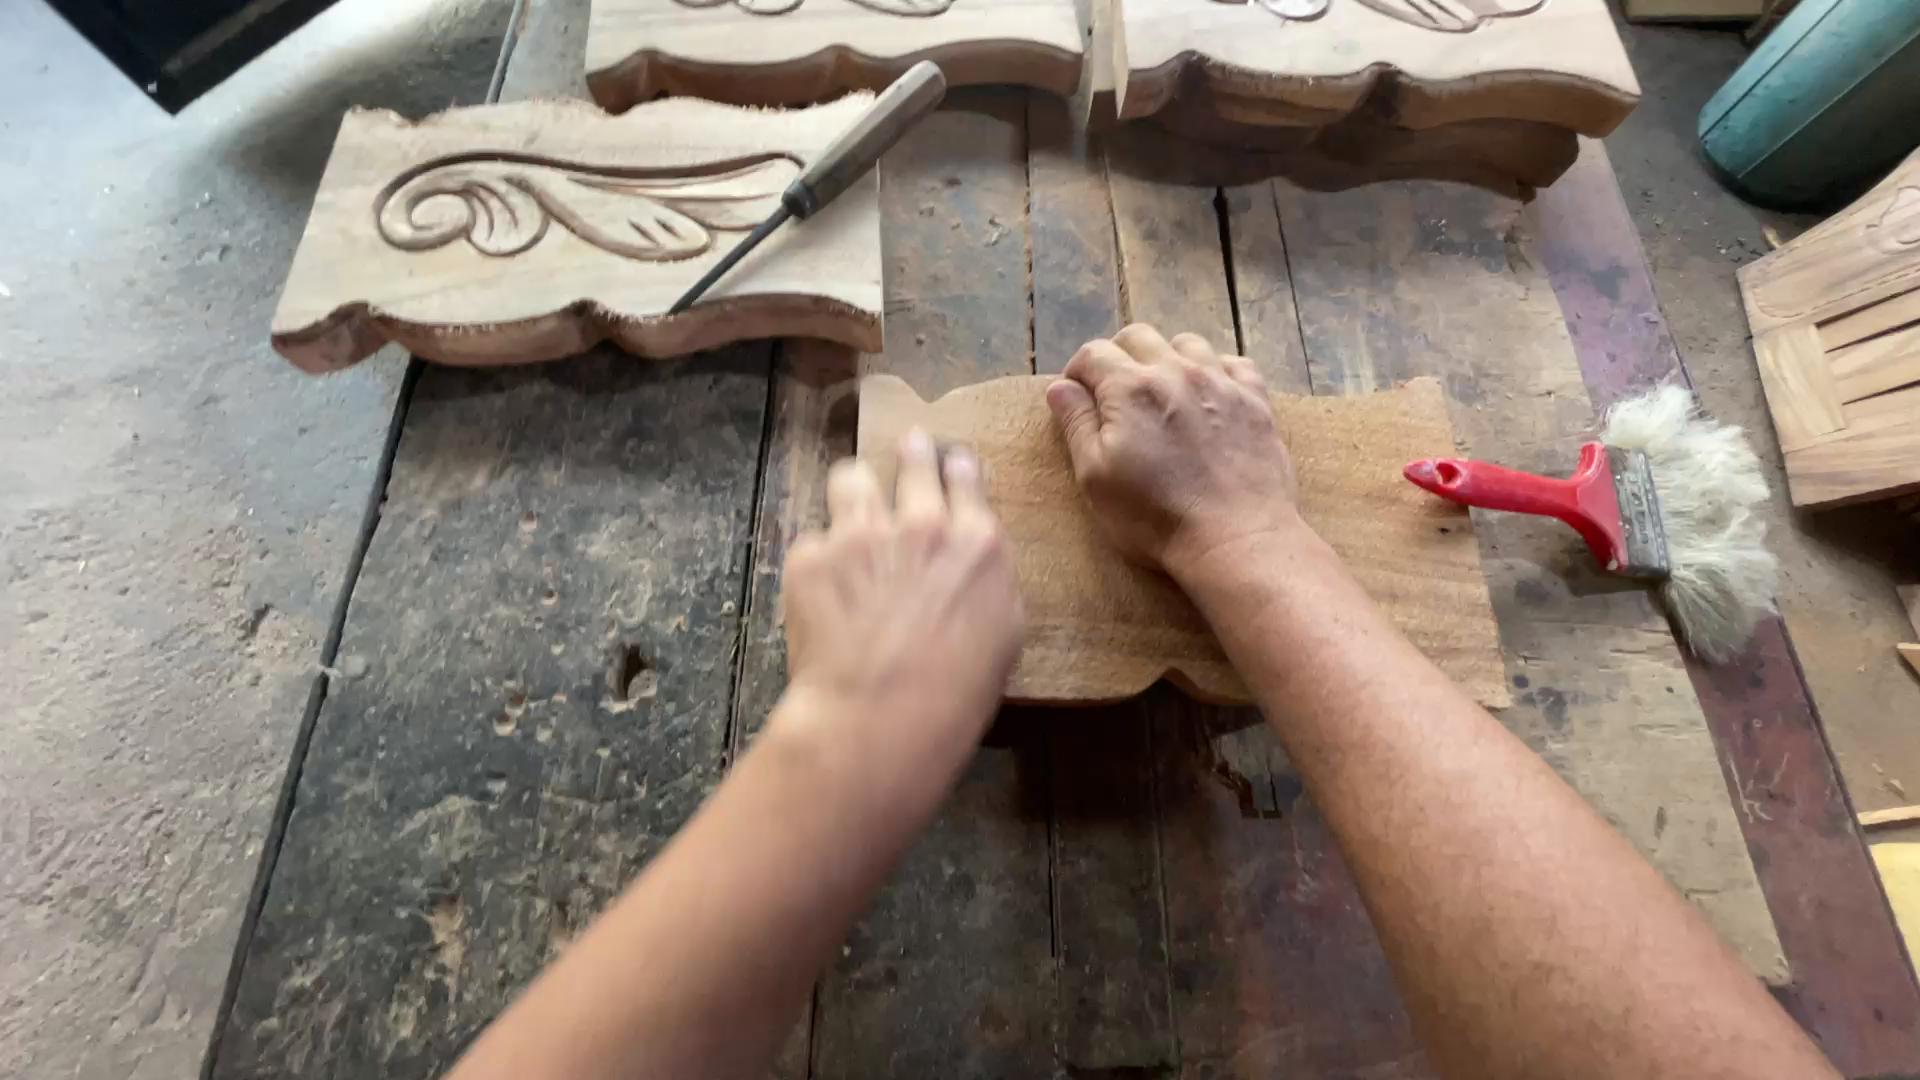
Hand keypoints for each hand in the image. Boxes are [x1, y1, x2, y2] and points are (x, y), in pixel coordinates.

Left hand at [774, 429, 1022, 783]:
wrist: (880, 716)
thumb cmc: (957, 692)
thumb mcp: (1004, 636)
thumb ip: (989, 583)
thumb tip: (973, 567)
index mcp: (975, 542)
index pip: (965, 479)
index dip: (956, 466)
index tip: (950, 460)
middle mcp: (921, 524)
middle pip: (913, 463)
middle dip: (912, 452)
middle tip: (909, 445)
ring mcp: (860, 534)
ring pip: (853, 477)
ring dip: (857, 486)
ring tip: (854, 497)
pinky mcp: (811, 556)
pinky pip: (814, 540)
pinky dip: (820, 559)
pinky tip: (822, 591)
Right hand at [1046, 323, 1301, 580]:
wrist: (1234, 538)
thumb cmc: (1154, 516)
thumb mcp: (1095, 477)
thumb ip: (1076, 424)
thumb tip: (1059, 387)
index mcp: (1130, 389)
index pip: (1093, 353)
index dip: (1077, 371)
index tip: (1076, 397)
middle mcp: (1176, 371)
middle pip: (1138, 337)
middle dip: (1117, 357)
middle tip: (1113, 393)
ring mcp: (1221, 382)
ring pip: (1186, 343)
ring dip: (1165, 358)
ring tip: (1161, 393)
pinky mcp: (1255, 400)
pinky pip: (1232, 363)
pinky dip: (1213, 370)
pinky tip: (1206, 397)